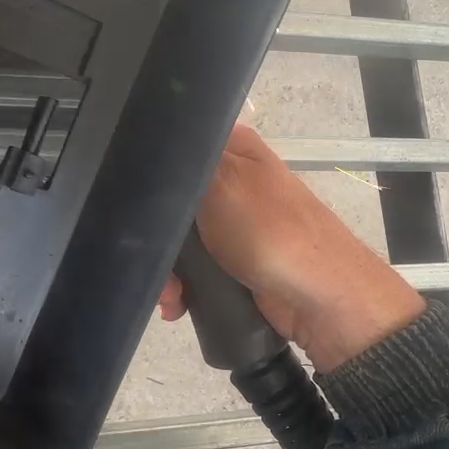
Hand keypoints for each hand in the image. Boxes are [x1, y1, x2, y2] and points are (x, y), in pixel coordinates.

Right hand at [159, 123, 423, 369]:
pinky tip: (176, 303)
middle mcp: (231, 181)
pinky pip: (191, 269)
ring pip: (176, 239)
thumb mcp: (222, 182)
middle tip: (150, 259)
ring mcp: (231, 224)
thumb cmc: (270, 233)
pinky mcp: (232, 261)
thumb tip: (149, 149)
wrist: (319, 300)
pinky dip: (181, 287)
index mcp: (233, 149)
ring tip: (168, 294)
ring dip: (167, 270)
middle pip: (169, 200)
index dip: (149, 169)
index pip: (176, 145)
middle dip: (154, 236)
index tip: (129, 196)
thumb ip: (183, 163)